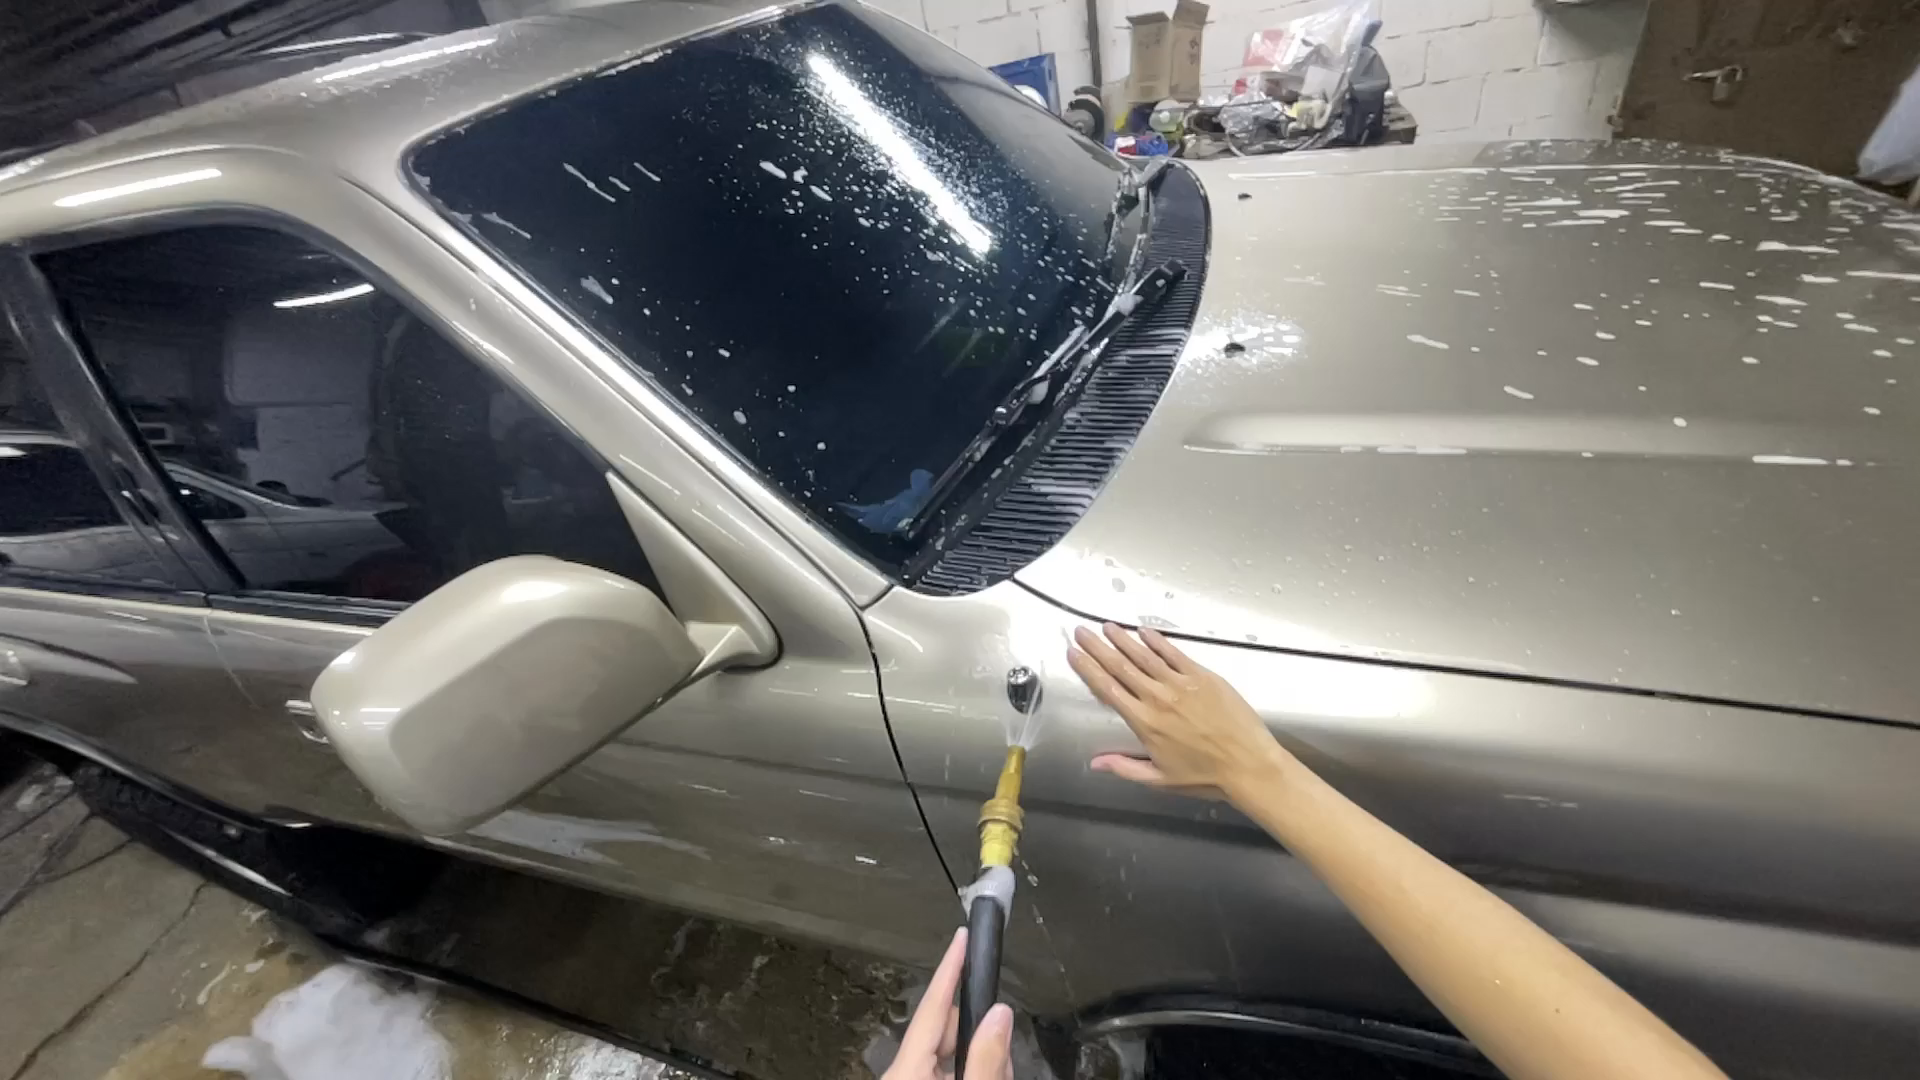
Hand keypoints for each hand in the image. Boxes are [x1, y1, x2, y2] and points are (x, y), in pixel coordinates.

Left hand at [883, 928, 1014, 1079]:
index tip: (962, 935)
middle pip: (943, 1028)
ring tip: (1000, 1071)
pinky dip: (967, 1068)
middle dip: (976, 1026)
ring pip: (948, 1050)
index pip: (931, 1005)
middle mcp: (901, 1073)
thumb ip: (985, 1059)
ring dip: (976, 1053)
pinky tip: (986, 1076)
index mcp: (906, 1070)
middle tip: (1005, 1041)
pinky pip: (944, 1069)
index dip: (950, 967)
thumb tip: (999, 1013)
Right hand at [1068, 623, 1288, 799]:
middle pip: (1120, 666)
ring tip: (1107, 626)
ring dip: (1123, 639)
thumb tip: (1094, 763)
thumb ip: (1124, 767)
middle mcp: (1158, 698)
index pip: (1107, 689)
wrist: (1250, 766)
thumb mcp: (1159, 780)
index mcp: (1144, 722)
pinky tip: (1145, 631)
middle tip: (1081, 631)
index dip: (1087, 669)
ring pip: (1144, 655)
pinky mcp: (1203, 676)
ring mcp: (1181, 684)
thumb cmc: (1205, 777)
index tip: (1073, 654)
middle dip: (1097, 647)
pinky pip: (1175, 654)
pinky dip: (1158, 641)